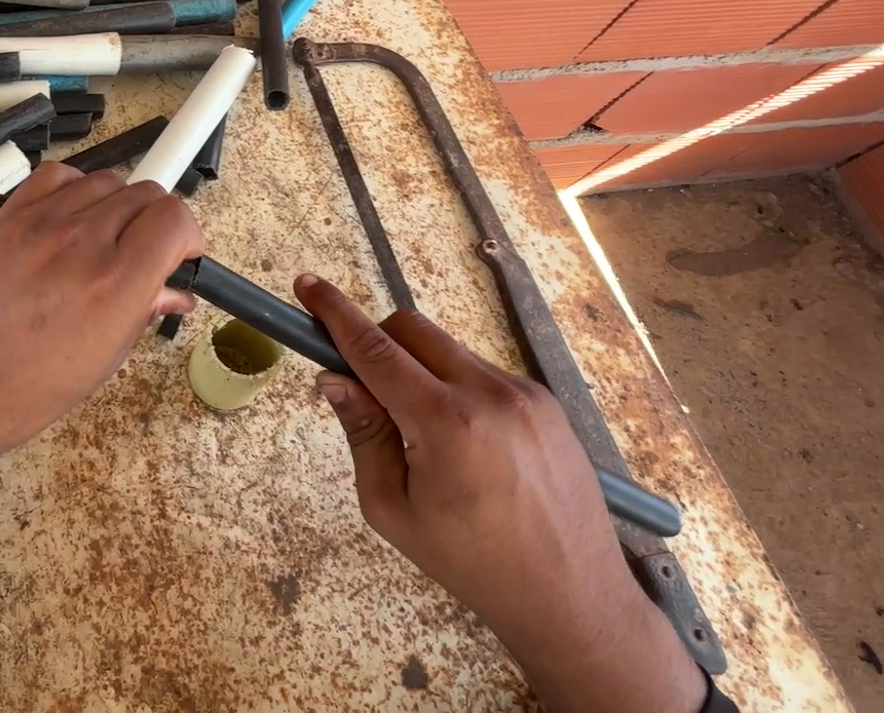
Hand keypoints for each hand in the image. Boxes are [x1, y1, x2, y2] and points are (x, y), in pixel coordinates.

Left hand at [0, 162, 202, 475]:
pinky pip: (55, 176)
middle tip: (145, 253)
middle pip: (144, 193)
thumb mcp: (101, 361)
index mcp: (114, 286)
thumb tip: (172, 292)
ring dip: (116, 205)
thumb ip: (143, 312)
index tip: (179, 253)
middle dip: (155, 221)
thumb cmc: (23, 391)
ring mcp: (40, 224)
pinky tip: (69, 220)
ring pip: (104, 180)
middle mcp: (81, 243)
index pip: (174, 219)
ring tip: (105, 240)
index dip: (186, 235)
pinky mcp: (7, 217)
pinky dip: (73, 190)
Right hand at [295, 275, 705, 712]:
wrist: (575, 598)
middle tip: (364, 388)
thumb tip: (333, 379)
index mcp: (446, 424)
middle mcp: (489, 393)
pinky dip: (452, 384)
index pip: (375, 349)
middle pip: (410, 328)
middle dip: (376, 341)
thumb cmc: (470, 562)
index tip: (308, 285)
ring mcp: (525, 393)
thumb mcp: (392, 509)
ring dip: (416, 368)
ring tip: (424, 433)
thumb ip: (363, 434)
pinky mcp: (545, 400)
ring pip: (446, 348)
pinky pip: (479, 370)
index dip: (335, 314)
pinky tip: (465, 441)